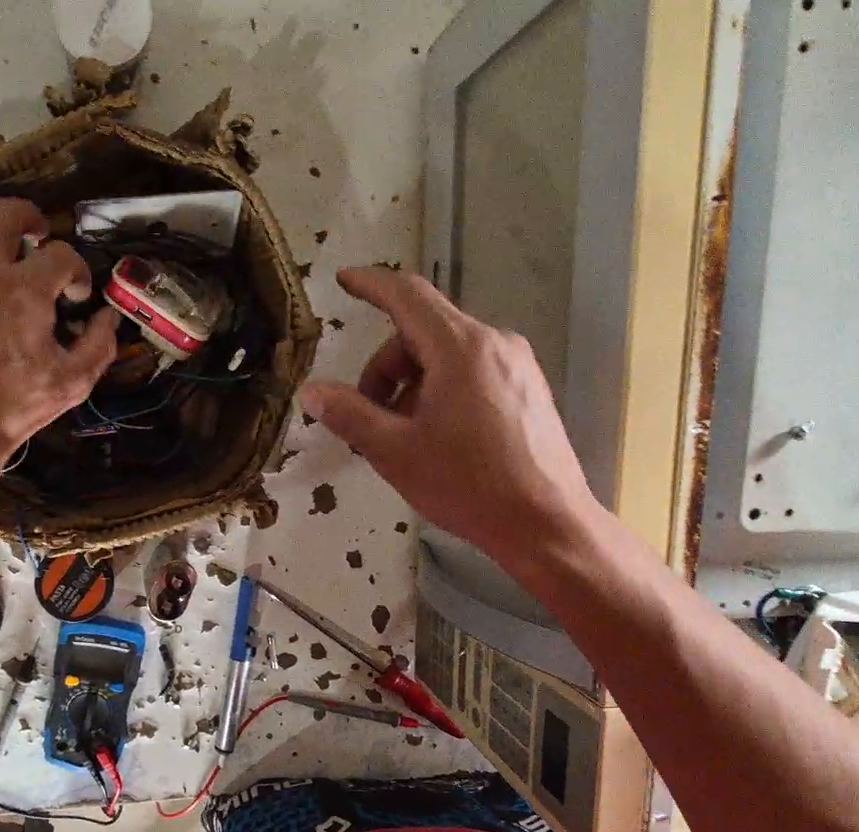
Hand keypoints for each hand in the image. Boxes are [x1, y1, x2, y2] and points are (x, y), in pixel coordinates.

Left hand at [0, 192, 120, 463]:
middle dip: (31, 217)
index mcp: (26, 290)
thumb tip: (110, 316)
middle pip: (8, 216)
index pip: (60, 255)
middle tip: (40, 232)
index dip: (77, 270)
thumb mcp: (72, 383)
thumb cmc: (15, 408)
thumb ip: (98, 344)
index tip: (77, 295)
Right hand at [300, 267, 600, 569]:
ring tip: (403, 438)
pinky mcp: (528, 389)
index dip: (371, 285)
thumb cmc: (468, 485)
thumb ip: (350, 415)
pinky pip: (471, 373)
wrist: (546, 524)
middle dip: (385, 370)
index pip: (408, 296)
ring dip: (411, 386)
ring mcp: (517, 365)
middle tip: (367, 420)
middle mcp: (494, 343)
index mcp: (460, 348)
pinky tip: (436, 438)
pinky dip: (440, 392)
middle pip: (421, 334)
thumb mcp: (395, 452)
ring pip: (445, 356)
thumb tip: (313, 391)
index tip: (345, 281)